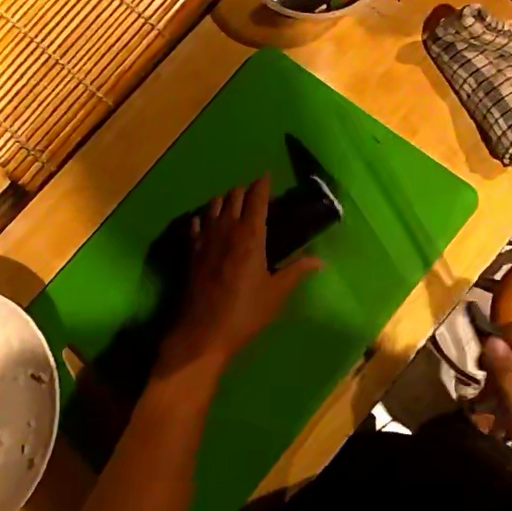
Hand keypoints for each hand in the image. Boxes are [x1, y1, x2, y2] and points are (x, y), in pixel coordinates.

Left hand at [161, 175, 321, 377]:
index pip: (257, 198)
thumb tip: (321, 261)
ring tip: (233, 206)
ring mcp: (204, 239)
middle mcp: (226, 229)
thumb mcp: (276, 294)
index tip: (267, 175)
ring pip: (212, 205)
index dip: (263, 184)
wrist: (202, 334)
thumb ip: (297, 272)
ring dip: (224, 200)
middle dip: (245, 190)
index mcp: (251, 235)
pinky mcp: (190, 251)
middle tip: (255, 195)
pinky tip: (207, 224)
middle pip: (233, 195)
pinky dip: (204, 218)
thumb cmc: (245, 313)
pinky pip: (196, 223)